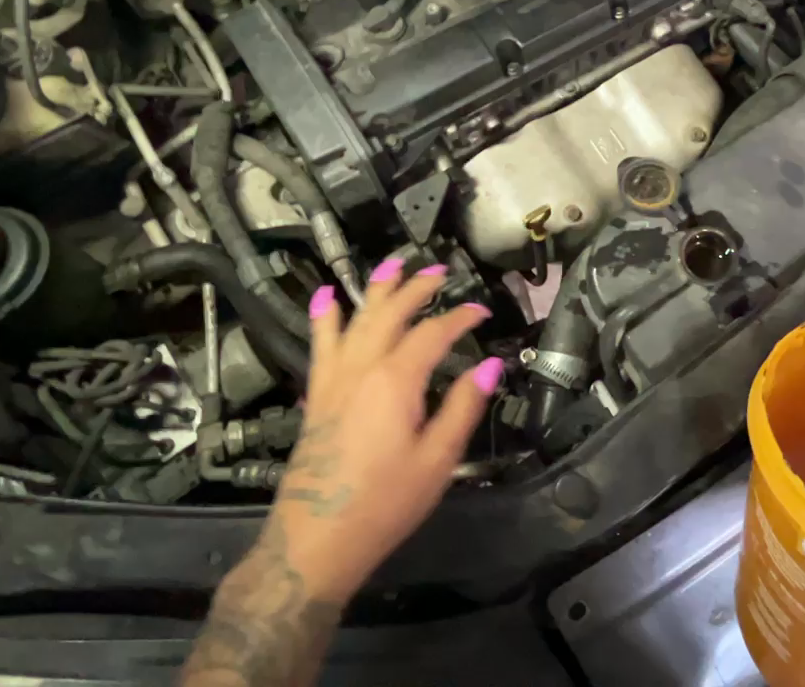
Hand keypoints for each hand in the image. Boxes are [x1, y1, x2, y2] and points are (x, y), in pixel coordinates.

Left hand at [268, 260, 503, 604]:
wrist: (315, 542)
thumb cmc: (384, 503)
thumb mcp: (438, 460)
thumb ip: (463, 407)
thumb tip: (490, 366)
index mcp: (396, 381)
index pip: (433, 333)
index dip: (460, 317)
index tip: (481, 311)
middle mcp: (362, 369)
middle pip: (391, 313)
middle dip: (417, 288)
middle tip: (438, 270)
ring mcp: (334, 380)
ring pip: (356, 319)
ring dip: (375, 289)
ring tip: (390, 263)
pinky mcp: (317, 395)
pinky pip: (320, 344)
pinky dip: (324, 317)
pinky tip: (325, 298)